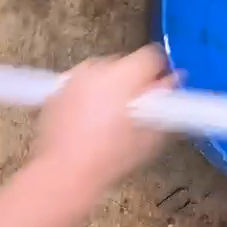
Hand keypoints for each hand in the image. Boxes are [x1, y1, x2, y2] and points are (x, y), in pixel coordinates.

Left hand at [33, 45, 172, 194]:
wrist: (67, 170)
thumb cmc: (110, 157)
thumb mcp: (150, 135)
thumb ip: (165, 104)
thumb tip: (168, 86)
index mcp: (124, 76)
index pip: (151, 56)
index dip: (158, 73)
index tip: (159, 89)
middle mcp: (97, 68)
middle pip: (125, 63)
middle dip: (132, 81)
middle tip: (134, 110)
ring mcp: (74, 76)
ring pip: (101, 72)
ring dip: (108, 86)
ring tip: (109, 118)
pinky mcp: (57, 88)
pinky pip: (80, 83)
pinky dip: (87, 94)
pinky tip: (89, 120)